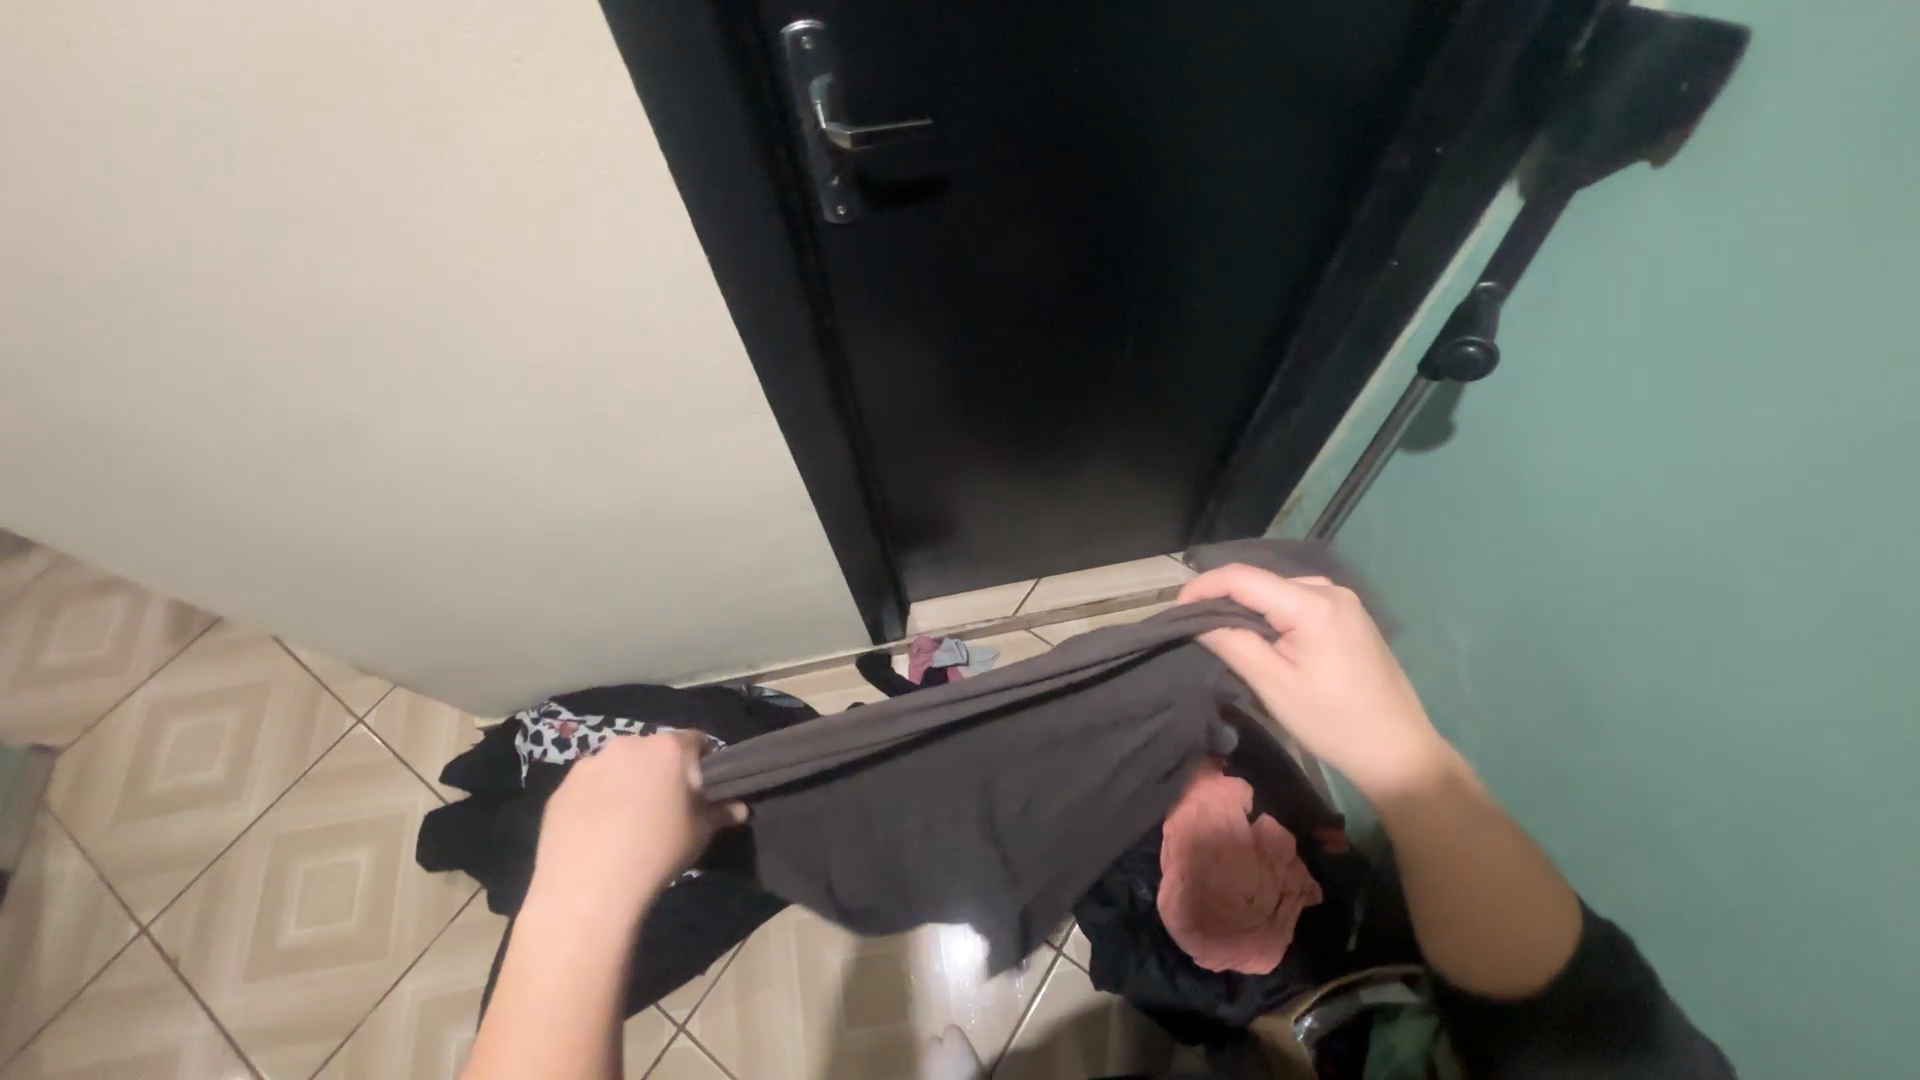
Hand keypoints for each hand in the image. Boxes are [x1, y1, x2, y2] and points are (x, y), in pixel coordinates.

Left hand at [525, 730, 747, 925]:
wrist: (588, 889)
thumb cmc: (657, 851)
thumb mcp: (700, 833)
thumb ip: (721, 812)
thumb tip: (740, 808)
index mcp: (668, 749)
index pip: (696, 741)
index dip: (702, 763)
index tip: (700, 790)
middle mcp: (627, 745)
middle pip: (653, 751)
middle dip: (661, 771)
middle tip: (664, 807)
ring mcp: (589, 765)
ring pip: (618, 767)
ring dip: (626, 783)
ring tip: (626, 822)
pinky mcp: (561, 789)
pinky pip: (589, 787)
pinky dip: (596, 800)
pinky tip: (597, 832)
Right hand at [1180, 563, 1454, 795]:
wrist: (1398, 751)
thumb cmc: (1333, 721)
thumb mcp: (1273, 684)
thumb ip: (1231, 642)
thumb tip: (1196, 620)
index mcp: (1313, 604)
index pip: (1242, 577)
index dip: (1202, 588)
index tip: (1175, 612)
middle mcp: (1330, 590)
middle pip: (1260, 582)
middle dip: (1222, 600)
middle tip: (1193, 629)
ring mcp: (1343, 602)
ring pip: (1276, 592)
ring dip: (1246, 609)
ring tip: (1222, 636)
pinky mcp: (1348, 616)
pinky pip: (1296, 603)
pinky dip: (1271, 616)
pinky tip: (1261, 639)